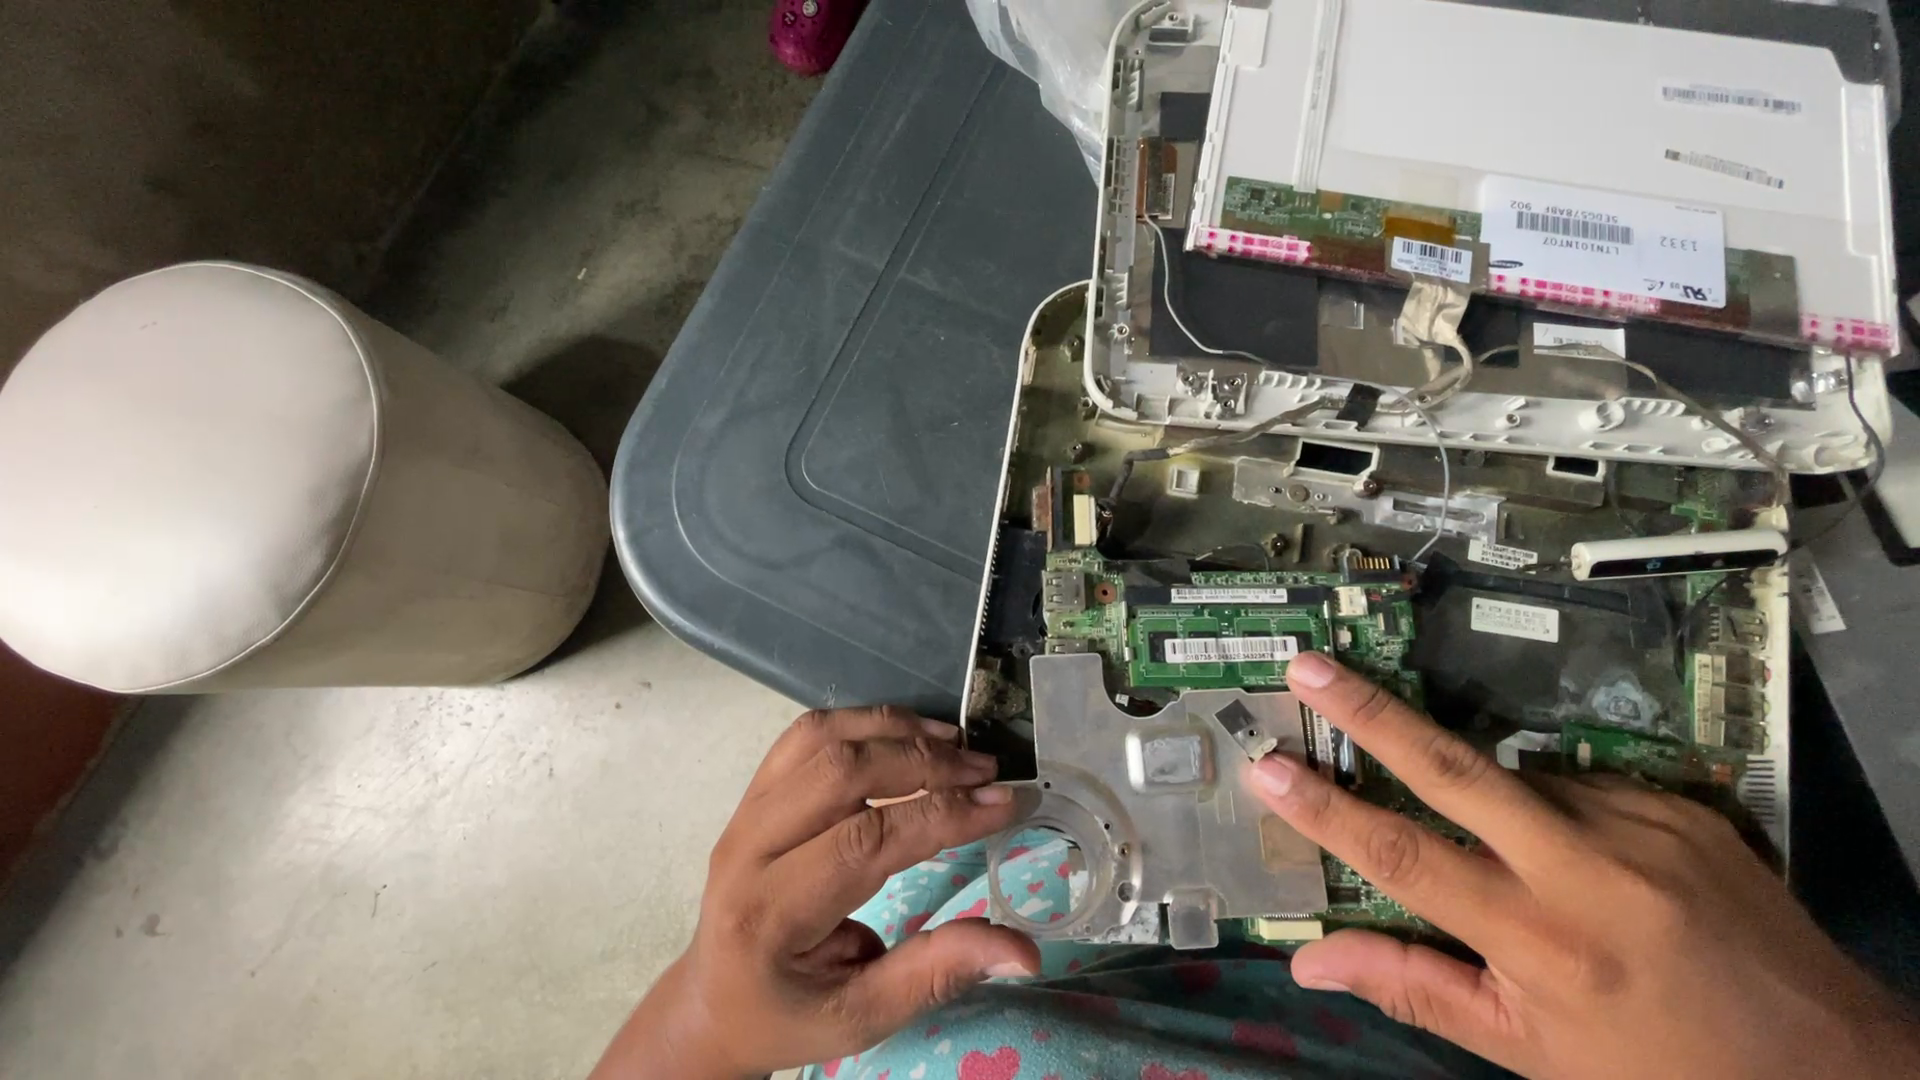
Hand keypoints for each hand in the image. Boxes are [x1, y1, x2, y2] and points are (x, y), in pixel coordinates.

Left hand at [590, 706, 1038, 1079]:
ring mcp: (744, 810)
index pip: (867, 841)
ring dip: (896, 730)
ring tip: (955, 744)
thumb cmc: (789, 1012)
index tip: (1005, 802)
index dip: (943, 814)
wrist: (713, 998)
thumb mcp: (862, 1016)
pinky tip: (907, 735)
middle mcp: (748, 847)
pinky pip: (807, 733)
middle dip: (926, 763)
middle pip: (841, 772)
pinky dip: (864, 722)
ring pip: (822, 737)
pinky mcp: (753, 791)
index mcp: (771, 913)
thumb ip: (936, 973)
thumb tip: (1023, 951)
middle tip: (987, 772)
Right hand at [1247, 651, 1919, 1079]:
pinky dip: (1550, 809)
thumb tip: (1305, 964)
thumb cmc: (1660, 1074)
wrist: (1850, 1078)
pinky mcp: (1680, 803)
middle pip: (1455, 772)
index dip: (1327, 812)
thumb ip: (1413, 988)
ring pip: (1514, 777)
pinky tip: (1580, 856)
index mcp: (1544, 942)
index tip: (1268, 768)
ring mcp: (1642, 824)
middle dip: (1371, 713)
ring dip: (1483, 797)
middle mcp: (1589, 871)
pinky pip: (1575, 785)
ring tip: (1523, 864)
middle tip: (1308, 667)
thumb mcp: (1530, 1053)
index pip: (1406, 861)